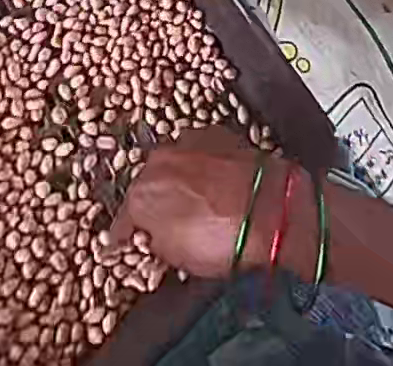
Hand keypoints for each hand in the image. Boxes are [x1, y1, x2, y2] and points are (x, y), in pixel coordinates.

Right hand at [109, 128, 306, 278]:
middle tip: (173, 220)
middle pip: (149, 183)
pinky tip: (218, 178)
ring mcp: (186, 142)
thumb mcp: (178, 258)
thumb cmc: (223, 242)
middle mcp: (157, 162)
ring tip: (201, 198)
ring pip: (174, 162)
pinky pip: (200, 149)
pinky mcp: (214, 132)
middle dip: (158, 199)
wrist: (267, 210)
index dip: (128, 233)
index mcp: (140, 197)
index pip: (125, 218)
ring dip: (181, 176)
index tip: (129, 240)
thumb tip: (157, 235)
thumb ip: (157, 240)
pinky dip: (205, 161)